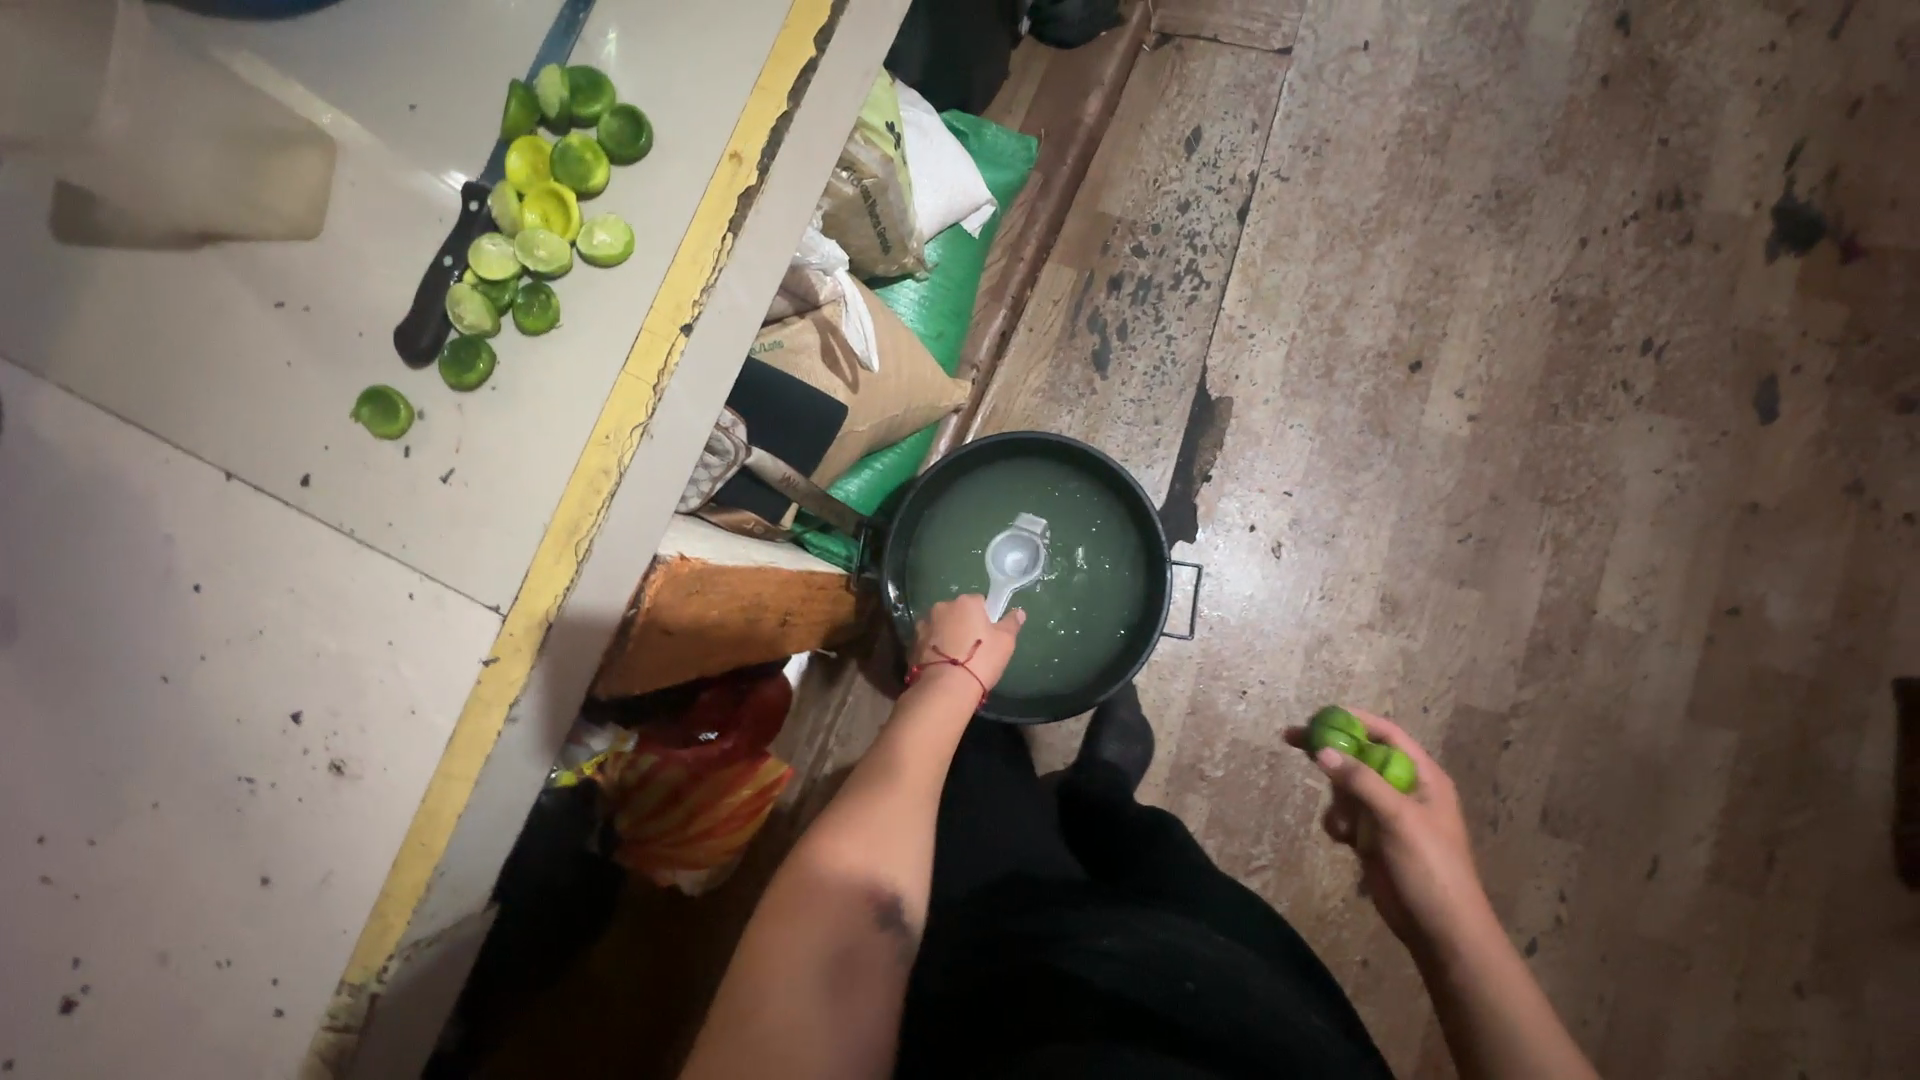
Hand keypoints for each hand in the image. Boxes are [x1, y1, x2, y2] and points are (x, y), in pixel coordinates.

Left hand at [910, 595, 1023, 693]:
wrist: (945, 688)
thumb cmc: (981, 660)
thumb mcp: (1005, 642)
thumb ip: (1011, 623)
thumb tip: (1018, 612)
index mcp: (965, 602)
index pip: (979, 601)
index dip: (985, 617)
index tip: (988, 635)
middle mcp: (941, 607)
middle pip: (957, 612)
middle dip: (963, 624)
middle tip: (973, 648)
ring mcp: (923, 624)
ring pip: (940, 625)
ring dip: (946, 635)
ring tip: (955, 658)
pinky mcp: (912, 643)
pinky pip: (928, 641)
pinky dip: (934, 648)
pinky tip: (942, 665)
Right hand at [1286, 710, 1493, 958]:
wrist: (1439, 929)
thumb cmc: (1430, 867)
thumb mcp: (1398, 818)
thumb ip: (1361, 781)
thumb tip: (1322, 751)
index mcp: (1422, 777)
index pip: (1386, 734)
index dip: (1353, 720)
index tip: (1318, 715)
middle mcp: (1404, 789)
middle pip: (1360, 756)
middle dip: (1330, 753)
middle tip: (1291, 740)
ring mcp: (1387, 814)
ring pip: (1346, 787)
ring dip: (1335, 801)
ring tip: (1341, 826)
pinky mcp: (1371, 837)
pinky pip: (1343, 814)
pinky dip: (1336, 823)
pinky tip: (1342, 840)